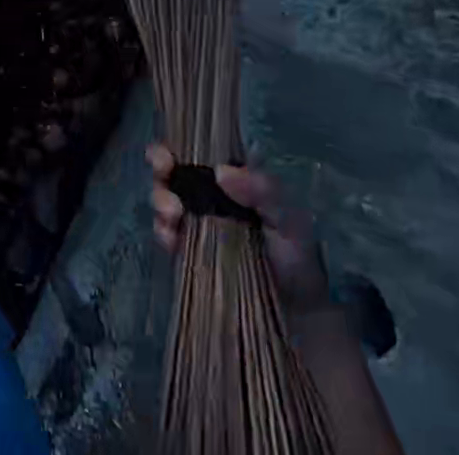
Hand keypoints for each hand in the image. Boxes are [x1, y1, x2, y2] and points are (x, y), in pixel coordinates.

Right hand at [147, 144, 330, 315]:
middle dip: (161, 168)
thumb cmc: (297, 257)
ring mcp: (195, 221)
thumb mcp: (290, 218)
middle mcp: (209, 195)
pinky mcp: (186, 247)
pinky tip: (170, 238)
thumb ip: (263, 190)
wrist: (298, 311)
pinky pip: (165, 232)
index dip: (178, 147)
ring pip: (165, 197)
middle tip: (163, 171)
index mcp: (234, 180)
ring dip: (160, 199)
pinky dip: (162, 231)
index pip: (201, 153)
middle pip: (174, 171)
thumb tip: (221, 171)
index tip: (167, 152)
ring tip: (172, 214)